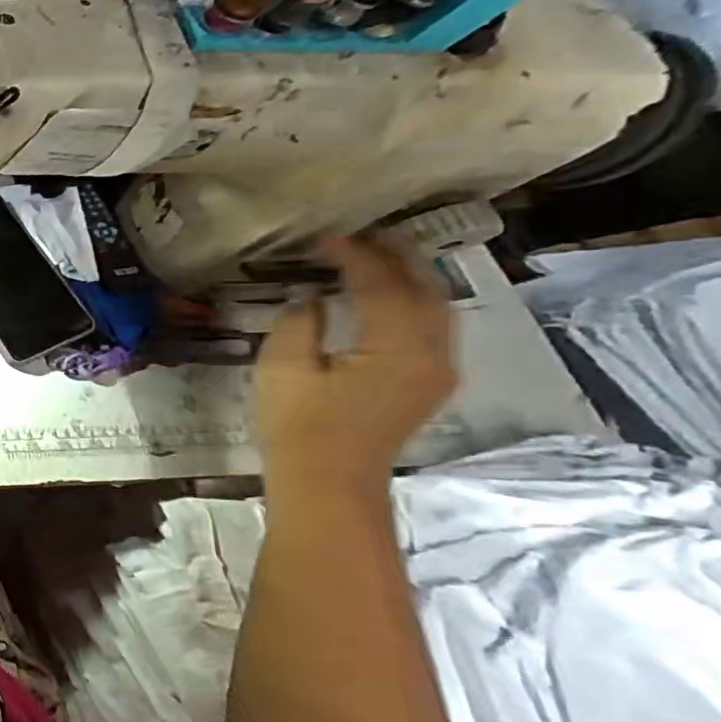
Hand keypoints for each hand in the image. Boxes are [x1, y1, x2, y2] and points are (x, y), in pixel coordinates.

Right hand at [254, 235, 455, 485]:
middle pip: (425, 290)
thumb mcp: (283, 367)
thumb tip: (314, 298)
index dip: (354, 256)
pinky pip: (433, 329)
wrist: (328, 485)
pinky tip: (388, 300)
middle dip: (396, 258)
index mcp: (396, 346)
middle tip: (363, 236)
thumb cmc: (299, 426)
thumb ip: (300, 321)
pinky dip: (413, 304)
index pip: (380, 284)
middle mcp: (431, 353)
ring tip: (380, 259)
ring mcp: (437, 372)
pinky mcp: (428, 386)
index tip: (326, 238)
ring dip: (411, 279)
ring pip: (437, 309)